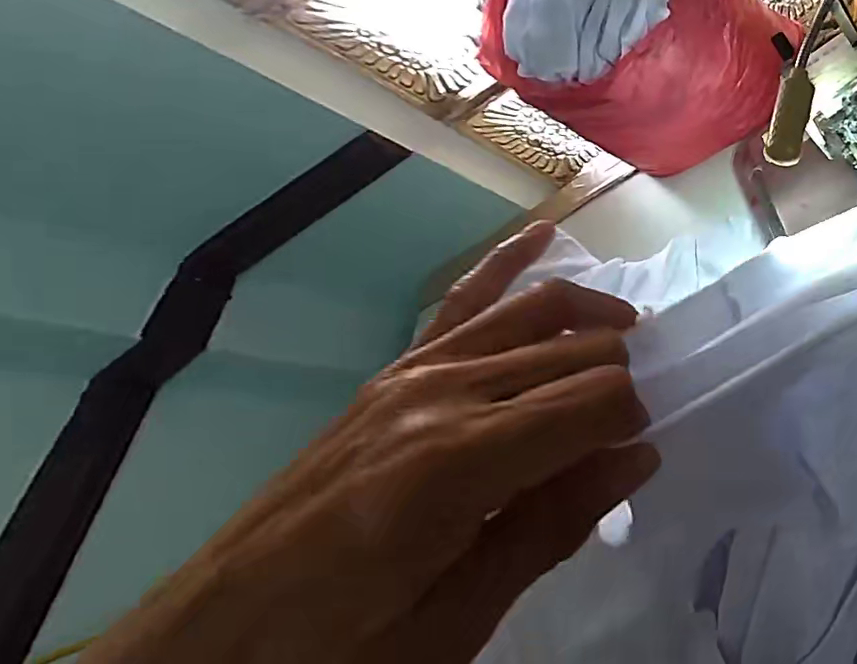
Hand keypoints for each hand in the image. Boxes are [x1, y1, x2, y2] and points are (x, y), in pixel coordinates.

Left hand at [83, 222, 656, 663]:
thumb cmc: (341, 647)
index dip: (631, 419)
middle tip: (633, 419)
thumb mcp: (457, 620)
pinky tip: (544, 234)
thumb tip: (638, 457)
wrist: (216, 639)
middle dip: (620, 377)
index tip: (640, 448)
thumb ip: (553, 525)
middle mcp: (442, 394)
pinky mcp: (397, 368)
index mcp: (458, 465)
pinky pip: (464, 298)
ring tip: (629, 332)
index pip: (589, 403)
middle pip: (571, 351)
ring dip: (591, 316)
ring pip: (533, 312)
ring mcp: (416, 370)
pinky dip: (509, 260)